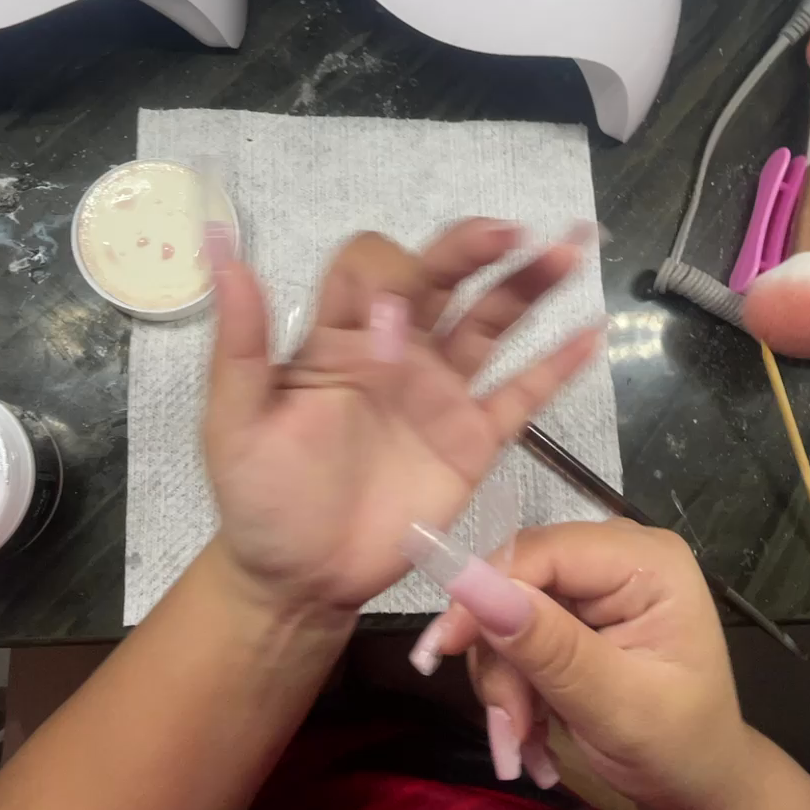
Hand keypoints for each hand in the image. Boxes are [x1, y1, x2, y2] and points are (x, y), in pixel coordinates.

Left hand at [203, 219, 600, 617]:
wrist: (298, 575)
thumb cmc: (261, 497)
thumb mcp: (235, 421)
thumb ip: (240, 340)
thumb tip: (220, 248)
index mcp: (339, 338)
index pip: (372, 268)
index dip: (389, 278)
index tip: (396, 315)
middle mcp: (397, 351)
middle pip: (441, 278)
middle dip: (473, 250)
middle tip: (512, 234)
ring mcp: (440, 393)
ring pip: (490, 323)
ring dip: (527, 285)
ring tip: (569, 249)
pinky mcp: (473, 439)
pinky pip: (520, 395)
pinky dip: (555, 367)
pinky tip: (589, 334)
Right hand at [419, 520, 752, 809]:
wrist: (696, 788)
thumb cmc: (678, 750)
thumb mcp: (616, 708)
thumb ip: (549, 647)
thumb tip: (473, 586)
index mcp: (646, 560)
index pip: (543, 550)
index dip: (486, 590)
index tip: (444, 647)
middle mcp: (615, 553)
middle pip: (517, 577)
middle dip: (500, 655)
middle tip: (506, 726)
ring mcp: (591, 579)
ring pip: (504, 606)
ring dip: (503, 678)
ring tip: (522, 740)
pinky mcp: (571, 605)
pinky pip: (511, 626)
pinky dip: (509, 680)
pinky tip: (527, 727)